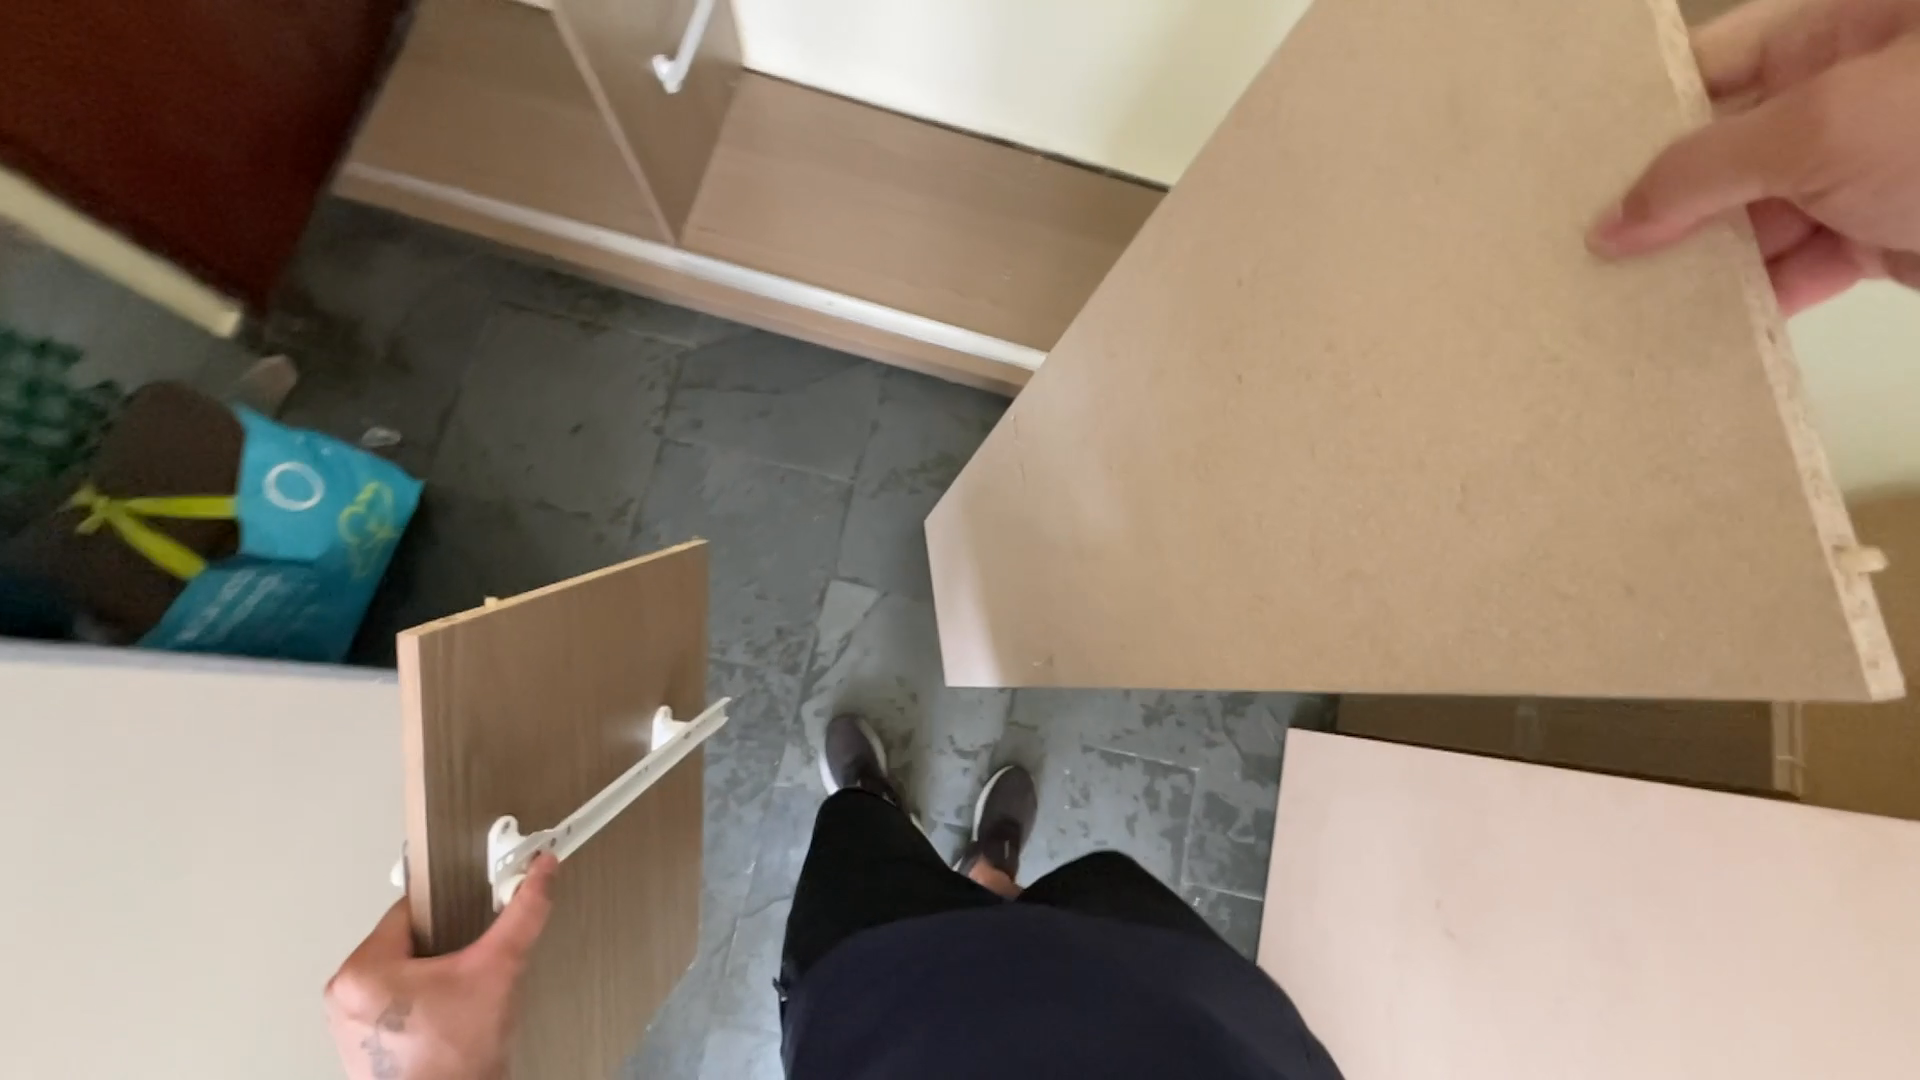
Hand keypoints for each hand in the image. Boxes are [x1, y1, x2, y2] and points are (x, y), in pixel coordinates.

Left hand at [325, 855, 556, 1079]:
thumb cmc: (454, 1057)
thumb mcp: (500, 967)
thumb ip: (524, 912)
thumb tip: (542, 869)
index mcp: (361, 971)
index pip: (412, 908)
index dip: (453, 903)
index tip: (479, 908)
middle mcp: (343, 996)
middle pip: (410, 939)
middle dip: (449, 941)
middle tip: (476, 956)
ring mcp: (349, 1025)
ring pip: (407, 969)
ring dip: (439, 969)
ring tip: (467, 985)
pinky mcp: (363, 1045)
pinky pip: (398, 999)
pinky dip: (427, 995)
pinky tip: (454, 1008)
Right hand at [1588, 0, 1919, 313]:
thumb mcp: (1823, 126)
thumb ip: (1698, 170)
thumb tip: (1609, 223)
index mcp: (1841, 32)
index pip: (1704, 71)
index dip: (1627, 122)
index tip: (1560, 177)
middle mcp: (1843, 98)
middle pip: (1711, 157)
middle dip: (1646, 206)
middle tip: (1570, 250)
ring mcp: (1859, 170)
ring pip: (1739, 221)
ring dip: (1683, 264)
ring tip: (1611, 299)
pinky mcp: (1876, 235)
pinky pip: (1785, 270)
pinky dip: (1740, 302)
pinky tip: (1688, 325)